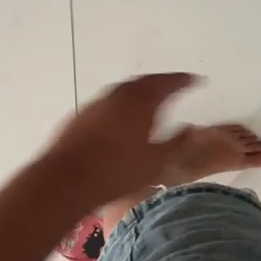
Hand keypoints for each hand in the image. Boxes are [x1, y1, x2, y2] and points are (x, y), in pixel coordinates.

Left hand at [38, 73, 198, 204]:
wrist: (65, 181)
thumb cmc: (116, 173)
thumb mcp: (156, 163)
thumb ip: (177, 143)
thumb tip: (191, 129)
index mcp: (140, 102)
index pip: (167, 83)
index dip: (183, 81)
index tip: (195, 80)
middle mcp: (117, 96)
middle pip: (143, 82)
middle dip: (160, 82)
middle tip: (173, 85)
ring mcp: (95, 104)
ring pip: (122, 91)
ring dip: (138, 92)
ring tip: (149, 100)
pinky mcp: (79, 117)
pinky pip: (106, 103)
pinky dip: (120, 104)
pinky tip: (121, 118)